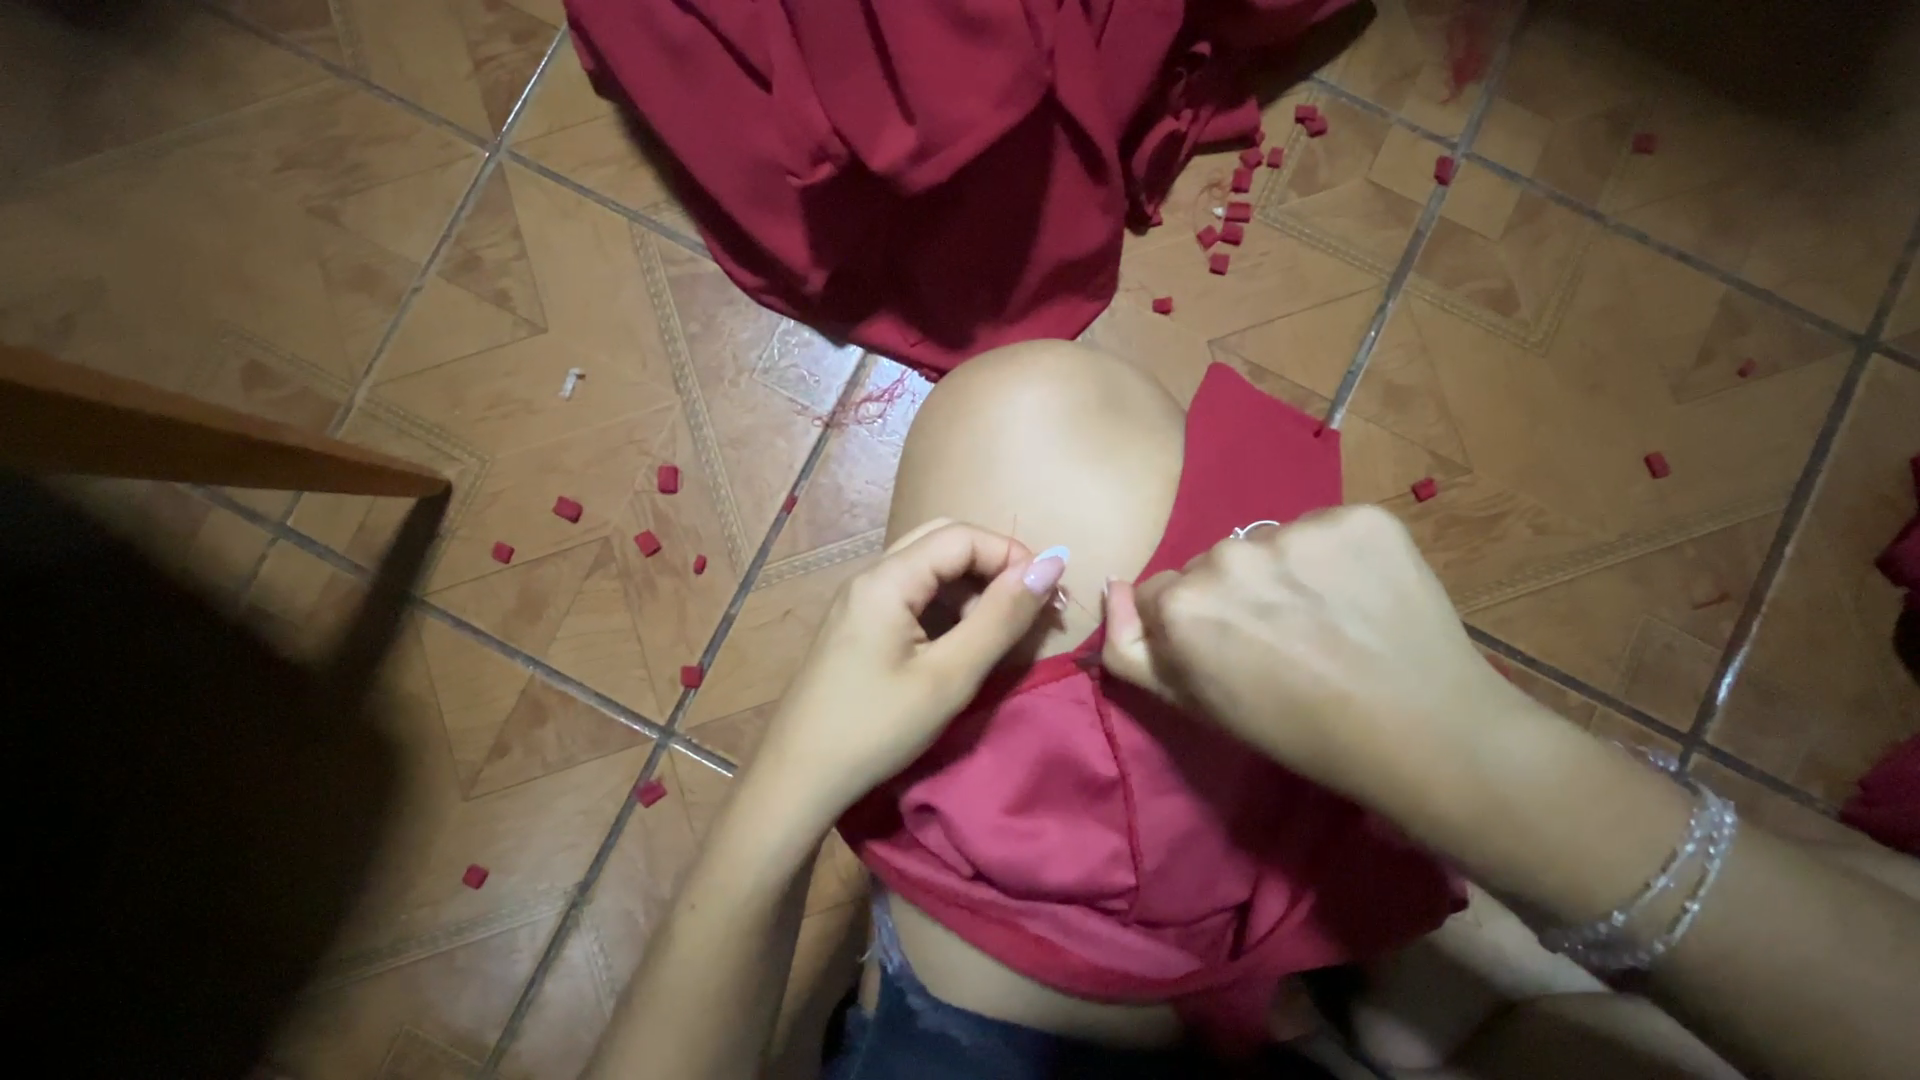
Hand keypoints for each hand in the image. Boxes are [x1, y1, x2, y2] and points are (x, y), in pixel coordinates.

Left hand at [749, 518, 1067, 819]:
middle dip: (993, 565)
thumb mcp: (950, 676)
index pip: (963, 536)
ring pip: (928, 568)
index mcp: (887, 579)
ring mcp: (860, 601)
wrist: (799, 777)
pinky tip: (960, 645)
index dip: (1012, 555)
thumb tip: (1051, 565)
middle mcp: (870, 577)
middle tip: (1027, 607)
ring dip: (971, 588)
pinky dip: (946, 607)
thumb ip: (1001, 617)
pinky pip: (911, 595)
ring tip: (999, 632)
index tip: (1048, 596)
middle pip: (943, 541)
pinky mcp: (858, 626)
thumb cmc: (877, 728)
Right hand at [1100, 505, 1527, 807]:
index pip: (1164, 593)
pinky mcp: (1358, 517)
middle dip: (1236, 595)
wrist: (1423, 732)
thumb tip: (1111, 585)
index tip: (1231, 653)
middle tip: (1283, 641)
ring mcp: (1297, 530)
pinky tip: (1362, 596)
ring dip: (1285, 571)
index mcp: (1183, 603)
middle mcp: (1229, 554)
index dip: (1194, 626)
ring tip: (1327, 619)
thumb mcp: (1194, 705)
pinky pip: (1325, 530)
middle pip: (1215, 565)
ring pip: (1270, 544)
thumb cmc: (1295, 731)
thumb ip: (1132, 650)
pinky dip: (1337, 557)